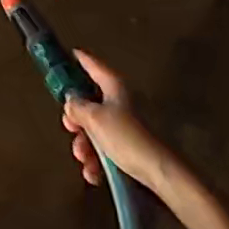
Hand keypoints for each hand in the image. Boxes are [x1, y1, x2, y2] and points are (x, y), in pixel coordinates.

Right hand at [61, 50, 176, 191]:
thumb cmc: (125, 137)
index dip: (79, 59)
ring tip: (84, 160)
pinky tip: (93, 174)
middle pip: (89, 102)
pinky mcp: (130, 148)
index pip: (93, 65)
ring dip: (85, 146)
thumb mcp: (94, 118)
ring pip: (94, 129)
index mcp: (114, 86)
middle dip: (76, 119)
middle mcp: (120, 101)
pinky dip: (97, 161)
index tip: (68, 55)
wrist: (159, 172)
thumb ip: (76, 107)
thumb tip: (71, 102)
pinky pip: (105, 149)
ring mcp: (126, 125)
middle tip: (70, 128)